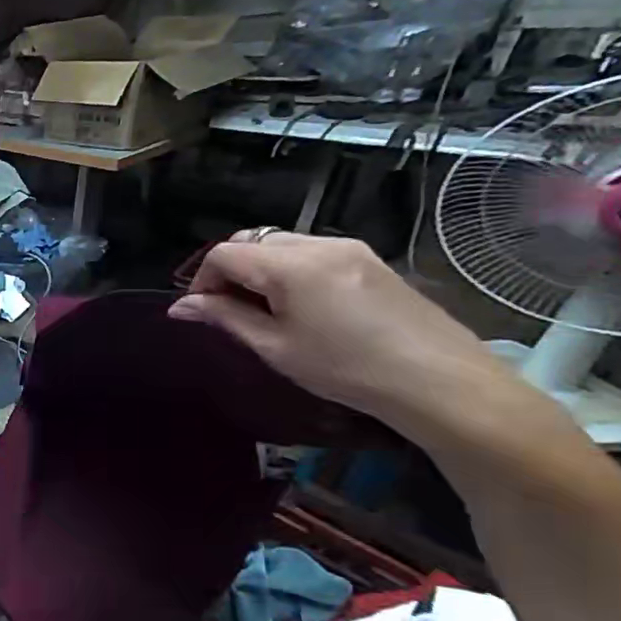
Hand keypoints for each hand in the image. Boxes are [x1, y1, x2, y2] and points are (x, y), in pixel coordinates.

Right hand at [169, 232, 512, 427]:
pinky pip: (311, 251)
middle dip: (230, 271)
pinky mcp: (368, 257)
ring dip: (260, 268)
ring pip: (281, 243)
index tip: (201, 313)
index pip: (225, 253)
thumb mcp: (277, 348)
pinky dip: (290, 268)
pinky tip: (302, 305)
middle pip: (252, 240)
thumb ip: (226, 319)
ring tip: (265, 311)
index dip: (202, 280)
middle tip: (229, 312)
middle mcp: (316, 242)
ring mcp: (347, 246)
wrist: (439, 380)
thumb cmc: (347, 370)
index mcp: (289, 264)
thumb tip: (181, 307)